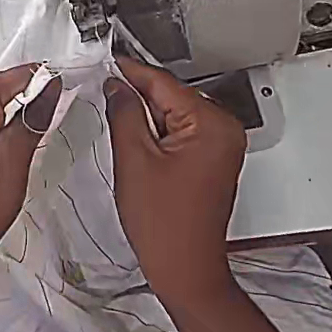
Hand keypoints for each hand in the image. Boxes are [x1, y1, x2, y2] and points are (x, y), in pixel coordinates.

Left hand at [0, 65, 61, 303]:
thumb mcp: (10, 164)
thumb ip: (35, 117)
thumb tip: (53, 83)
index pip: (32, 72)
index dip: (58, 90)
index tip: (72, 112)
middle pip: (17, 86)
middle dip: (38, 109)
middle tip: (45, 145)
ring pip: (3, 106)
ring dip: (21, 126)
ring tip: (23, 159)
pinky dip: (3, 137)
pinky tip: (5, 163)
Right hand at [104, 57, 247, 303]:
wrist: (185, 268)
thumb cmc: (166, 226)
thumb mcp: (134, 160)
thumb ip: (126, 113)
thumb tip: (118, 85)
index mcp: (211, 124)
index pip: (165, 83)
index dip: (131, 72)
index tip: (108, 63)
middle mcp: (225, 129)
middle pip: (172, 96)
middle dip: (138, 96)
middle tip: (105, 92)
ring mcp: (223, 144)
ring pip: (176, 113)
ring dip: (148, 115)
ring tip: (119, 123)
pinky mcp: (215, 157)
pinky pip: (183, 131)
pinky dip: (160, 132)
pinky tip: (139, 143)